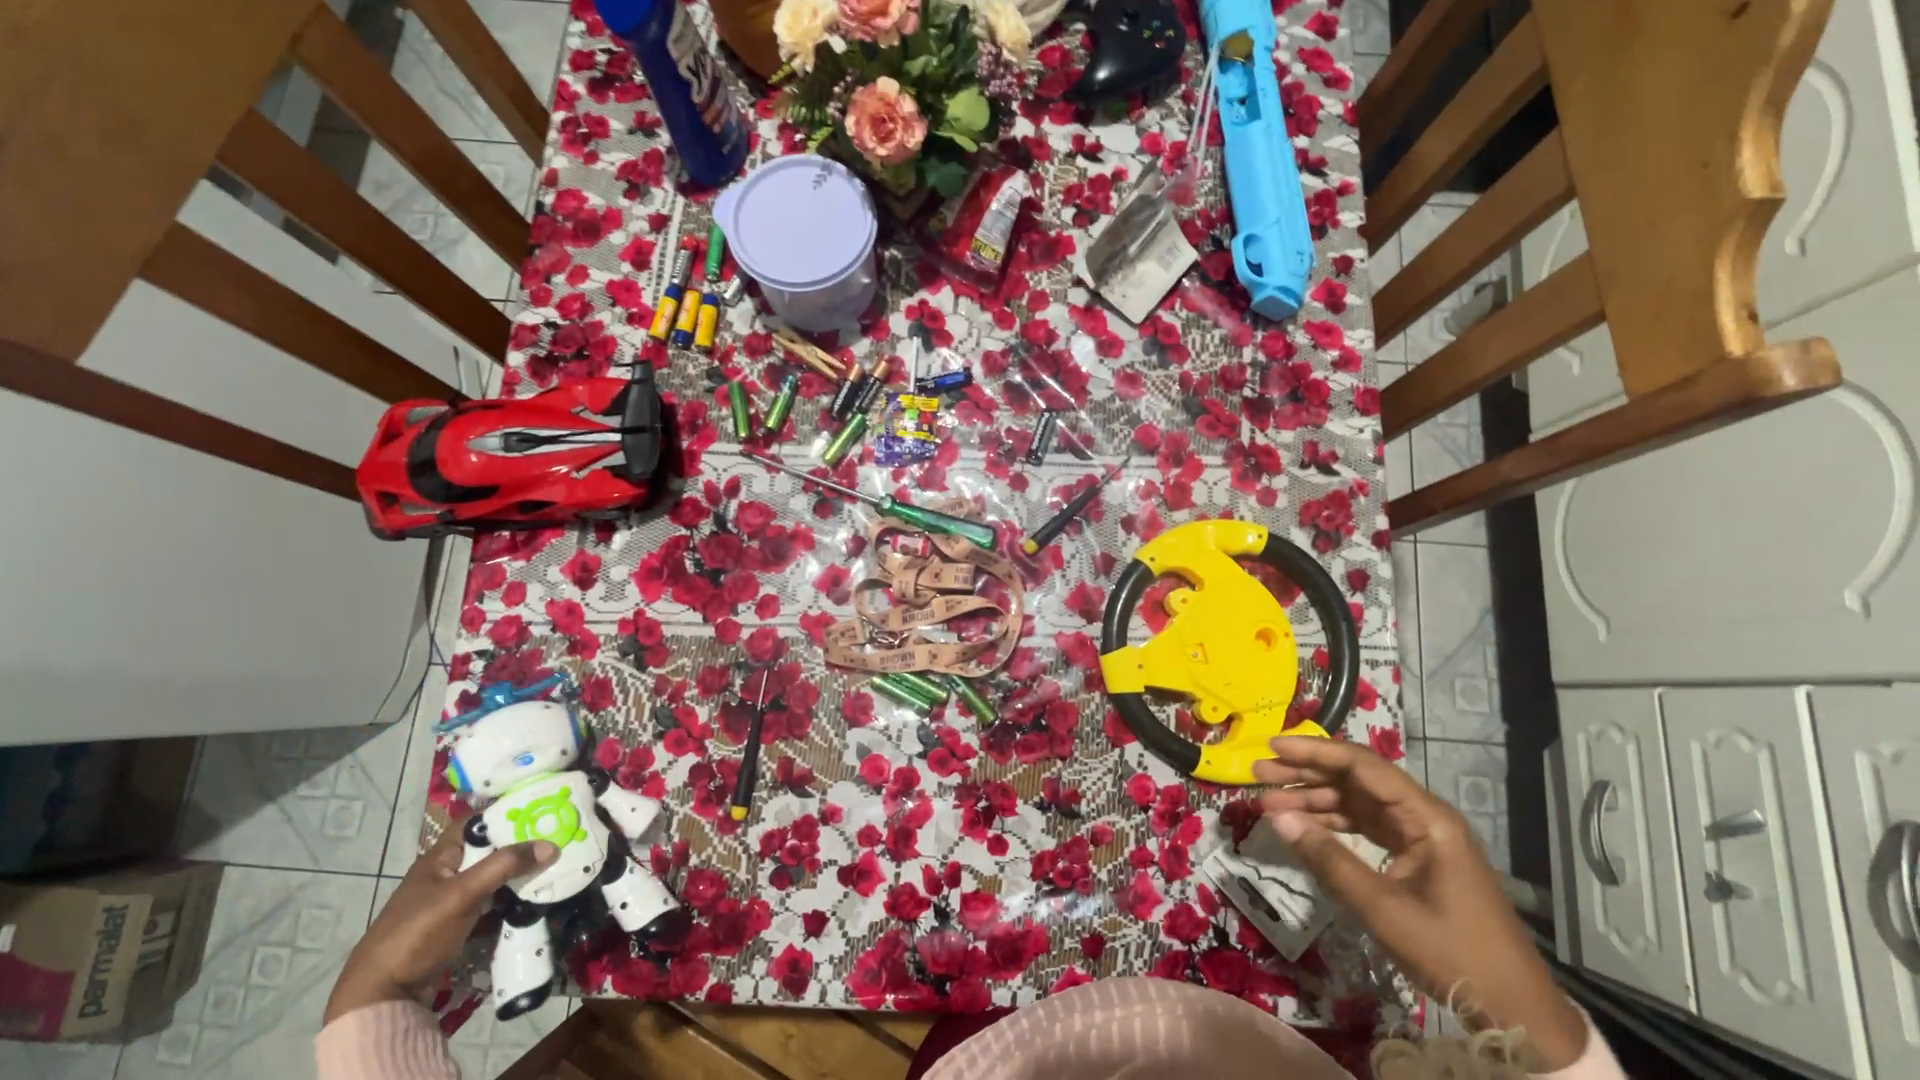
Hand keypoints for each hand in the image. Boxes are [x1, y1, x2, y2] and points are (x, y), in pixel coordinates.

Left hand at [324, 823, 557, 1024]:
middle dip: (521, 846)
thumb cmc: (417, 933)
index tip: (539, 808)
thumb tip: (550, 845)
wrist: (385, 994)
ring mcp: (454, 902)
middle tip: (558, 838)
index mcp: (439, 859)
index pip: (474, 823)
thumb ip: (503, 867)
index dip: (503, 813)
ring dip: (520, 875)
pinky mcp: (461, 926)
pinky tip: (538, 900)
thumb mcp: (461, 894)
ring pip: (494, 879)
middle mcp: (447, 875)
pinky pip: (493, 905)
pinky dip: (513, 902)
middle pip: (489, 851)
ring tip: (557, 867)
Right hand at [1255, 737, 1587, 1069]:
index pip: (1363, 767)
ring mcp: (1422, 838)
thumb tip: (1278, 818)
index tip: (1272, 748)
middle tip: (1259, 775)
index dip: (1315, 753)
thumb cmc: (1450, 950)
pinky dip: (1334, 826)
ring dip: (1315, 802)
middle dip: (1307, 775)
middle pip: (1358, 781)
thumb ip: (1329, 859)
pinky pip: (1368, 829)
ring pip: (1359, 805)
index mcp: (1427, 818)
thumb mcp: (1382, 907)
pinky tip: (1303, 829)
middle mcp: (1424, 817)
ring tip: (1268, 803)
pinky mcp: (1417, 859)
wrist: (1512, 1006)